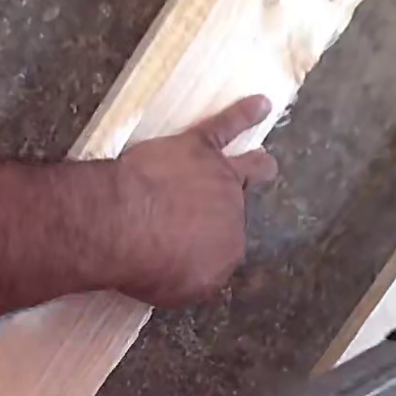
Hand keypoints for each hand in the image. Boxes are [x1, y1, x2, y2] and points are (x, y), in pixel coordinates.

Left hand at [107, 96, 279, 306]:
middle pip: (235, 210)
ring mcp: (218, 178)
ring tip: (267, 164)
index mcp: (226, 253)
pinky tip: (259, 103)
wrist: (128, 225)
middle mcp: (232, 214)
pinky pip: (226, 125)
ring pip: (246, 168)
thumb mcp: (174, 291)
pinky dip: (243, 113)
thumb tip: (199, 269)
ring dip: (258, 165)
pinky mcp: (198, 147)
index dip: (205, 248)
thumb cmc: (145, 264)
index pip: (223, 249)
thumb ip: (193, 280)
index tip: (186, 250)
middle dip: (230, 213)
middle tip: (232, 212)